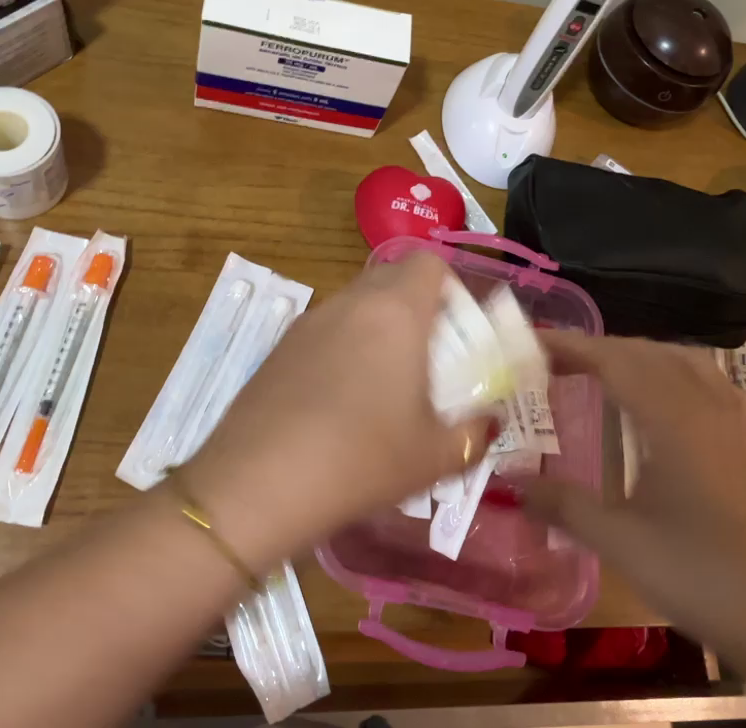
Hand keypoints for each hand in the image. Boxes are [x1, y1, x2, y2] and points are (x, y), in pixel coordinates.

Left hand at [180, 252, 491, 570]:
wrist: (258, 484)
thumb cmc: (362, 459)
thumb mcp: (435, 457)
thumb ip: (473, 433)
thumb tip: (487, 422)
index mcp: (395, 312)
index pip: (428, 262)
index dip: (450, 287)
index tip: (456, 332)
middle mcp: (350, 303)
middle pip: (391, 278)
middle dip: (416, 308)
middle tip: (428, 361)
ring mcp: (308, 322)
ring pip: (355, 305)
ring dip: (377, 329)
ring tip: (383, 388)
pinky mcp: (278, 348)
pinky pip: (324, 332)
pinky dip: (341, 350)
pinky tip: (337, 405)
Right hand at [511, 332, 745, 667]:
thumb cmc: (702, 578)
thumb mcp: (621, 543)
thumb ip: (562, 504)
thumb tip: (506, 479)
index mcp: (676, 421)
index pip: (617, 361)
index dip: (574, 346)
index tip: (533, 342)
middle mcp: (708, 409)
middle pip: (649, 353)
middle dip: (600, 348)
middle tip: (552, 360)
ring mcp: (735, 426)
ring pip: (683, 362)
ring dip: (638, 355)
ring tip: (600, 370)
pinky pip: (707, 383)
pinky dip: (671, 372)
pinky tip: (660, 399)